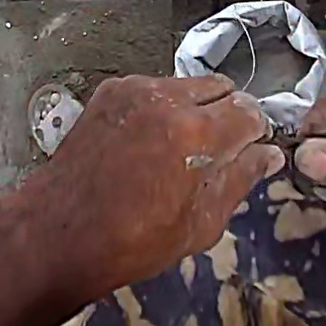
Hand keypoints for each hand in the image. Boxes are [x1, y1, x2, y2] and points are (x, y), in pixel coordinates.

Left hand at [34, 73, 284, 299]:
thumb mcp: (198, 225)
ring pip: (190, 84)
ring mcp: (139, 89)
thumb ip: (240, 180)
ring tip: (175, 144)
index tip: (248, 145)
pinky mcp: (116, 87)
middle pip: (223, 88)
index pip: (249, 111)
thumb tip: (269, 154)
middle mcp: (169, 100)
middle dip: (226, 114)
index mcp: (195, 136)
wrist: (55, 233)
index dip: (254, 131)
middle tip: (212, 147)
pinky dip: (161, 106)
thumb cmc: (129, 241)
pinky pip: (156, 86)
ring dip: (194, 107)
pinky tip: (146, 138)